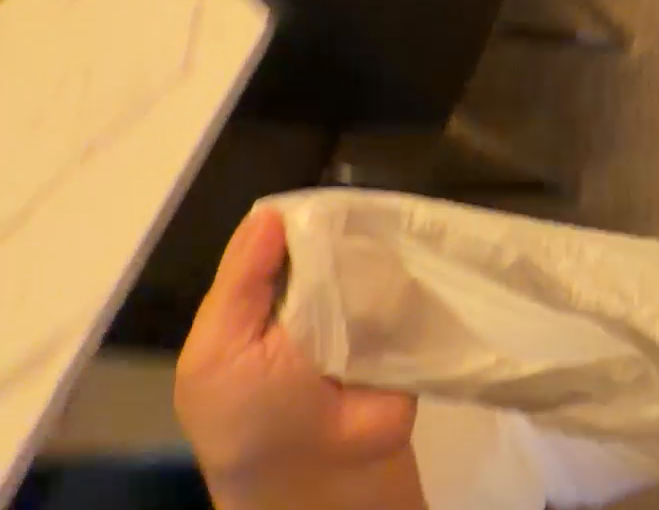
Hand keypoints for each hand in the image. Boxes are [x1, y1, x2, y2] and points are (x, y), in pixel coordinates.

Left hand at [175, 209, 422, 508]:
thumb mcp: (220, 350)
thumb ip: (243, 284)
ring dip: (390, 254)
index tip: (334, 196)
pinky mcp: (411, 323)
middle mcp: (319, 301)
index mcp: (267, 305)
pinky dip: (421, 275)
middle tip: (376, 210)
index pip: (287, 246)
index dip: (305, 219)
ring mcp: (369, 312)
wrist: (323, 470)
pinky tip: (430, 257)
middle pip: (339, 249)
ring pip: (381, 264)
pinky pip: (416, 289)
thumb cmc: (251, 416)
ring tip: (406, 234)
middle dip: (353, 233)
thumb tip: (270, 212)